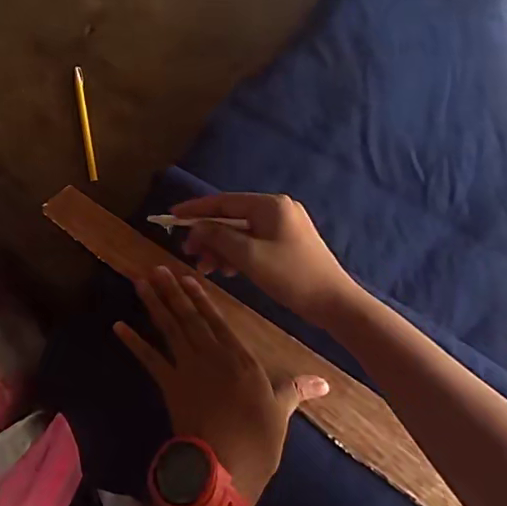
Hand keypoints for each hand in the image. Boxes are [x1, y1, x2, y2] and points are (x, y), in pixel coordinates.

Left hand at [115, 267, 328, 497]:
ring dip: (153, 304)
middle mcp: (211, 355)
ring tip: (139, 282)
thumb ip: (296, 391)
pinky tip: (119, 325)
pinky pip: (148, 358)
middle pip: (189, 317)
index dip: (200, 298)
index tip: (185, 277)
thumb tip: (325, 382)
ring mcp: (187, 368)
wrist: (223, 466)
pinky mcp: (169, 385)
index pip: (217, 320)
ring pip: (169, 328)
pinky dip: (133, 342)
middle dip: (172, 291)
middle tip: (155, 268)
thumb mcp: (281, 412)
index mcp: (239, 358)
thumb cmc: (257, 440)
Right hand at [170, 193, 365, 325]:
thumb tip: (195, 227)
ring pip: (241, 232)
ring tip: (205, 267)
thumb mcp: (249, 256)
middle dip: (208, 235)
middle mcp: (277, 209)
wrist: (335, 303)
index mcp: (270, 205)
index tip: (171, 216)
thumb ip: (218, 237)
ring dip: (221, 248)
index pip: (223, 202)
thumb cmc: (291, 276)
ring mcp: (284, 226)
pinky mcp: (287, 243)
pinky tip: (227, 271)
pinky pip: (253, 242)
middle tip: (188, 252)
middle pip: (231, 217)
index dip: (195, 209)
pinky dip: (237, 254)